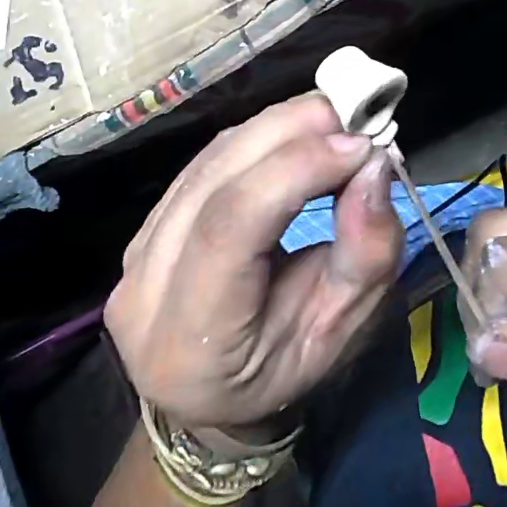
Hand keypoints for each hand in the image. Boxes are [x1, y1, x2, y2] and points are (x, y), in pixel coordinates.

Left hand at [106, 93, 402, 435]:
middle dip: (286, 133)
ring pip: (202, 166)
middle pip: (210, 182)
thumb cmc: (279, 378)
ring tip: (331, 114)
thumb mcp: (337, 334)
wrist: (206, 396)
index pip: (230, 228)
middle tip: (351, 110)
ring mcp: (132, 256)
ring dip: (271, 129)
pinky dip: (251, 142)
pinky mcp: (141, 230)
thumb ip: (363, 257)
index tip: (360, 145)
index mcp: (188, 340)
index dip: (294, 171)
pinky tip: (291, 133)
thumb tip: (374, 167)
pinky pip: (198, 169)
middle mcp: (142, 290)